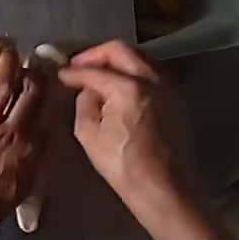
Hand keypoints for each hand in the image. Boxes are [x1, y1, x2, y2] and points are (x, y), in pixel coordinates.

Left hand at [0, 46, 48, 229]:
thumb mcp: (28, 182)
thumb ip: (37, 156)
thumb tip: (45, 134)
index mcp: (29, 143)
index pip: (44, 111)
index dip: (47, 92)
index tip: (48, 79)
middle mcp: (12, 128)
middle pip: (28, 93)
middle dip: (32, 73)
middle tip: (31, 60)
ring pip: (0, 86)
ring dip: (5, 64)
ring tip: (7, 48)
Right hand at [57, 39, 200, 227]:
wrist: (165, 189)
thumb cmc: (123, 166)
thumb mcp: (89, 135)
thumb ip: (84, 104)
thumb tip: (89, 91)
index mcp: (128, 88)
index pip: (95, 70)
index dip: (73, 71)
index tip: (60, 74)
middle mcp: (153, 80)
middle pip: (122, 51)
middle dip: (96, 55)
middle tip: (79, 66)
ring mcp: (169, 88)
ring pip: (140, 60)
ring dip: (117, 63)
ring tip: (98, 77)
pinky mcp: (177, 101)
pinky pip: (151, 76)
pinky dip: (133, 75)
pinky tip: (120, 91)